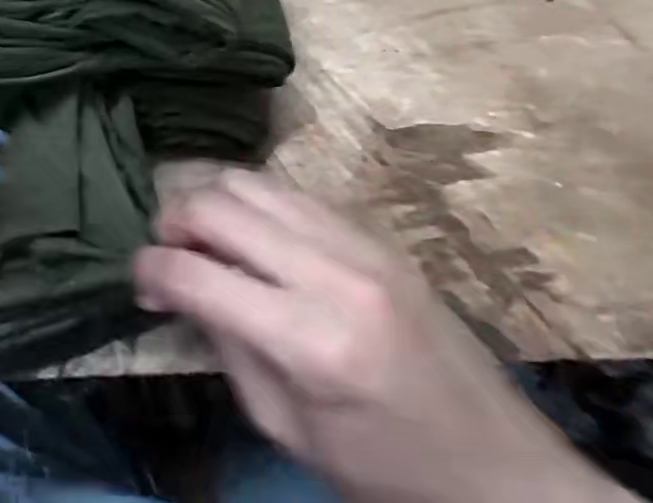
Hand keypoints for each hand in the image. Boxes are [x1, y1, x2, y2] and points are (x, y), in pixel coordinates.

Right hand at [134, 170, 630, 502]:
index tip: (140, 285)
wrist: (511, 476)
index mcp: (313, 342)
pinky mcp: (376, 236)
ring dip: (207, 205)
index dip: (147, 270)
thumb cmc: (386, 470)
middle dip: (170, 224)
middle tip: (170, 257)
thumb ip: (221, 342)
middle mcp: (336, 275)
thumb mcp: (283, 425)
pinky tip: (253, 241)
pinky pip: (285, 190)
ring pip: (245, 180)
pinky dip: (249, 205)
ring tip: (207, 242)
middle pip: (213, 205)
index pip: (193, 272)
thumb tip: (171, 285)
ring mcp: (362, 246)